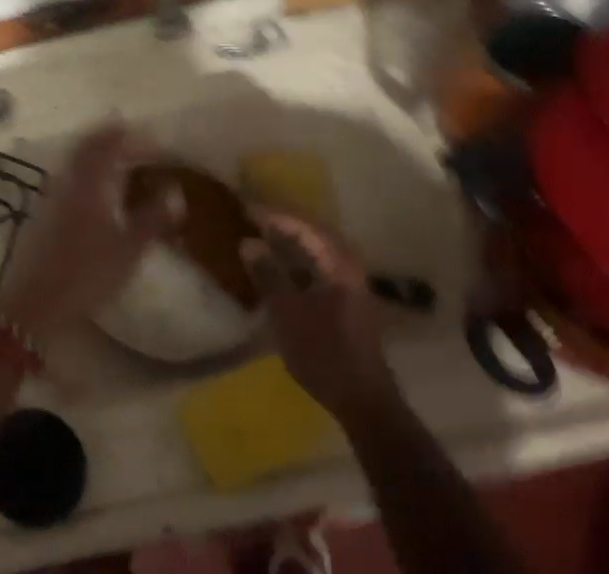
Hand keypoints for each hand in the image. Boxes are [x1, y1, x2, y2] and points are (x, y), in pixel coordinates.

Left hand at [0, 123, 179, 338]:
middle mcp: (67, 181)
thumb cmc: (87, 274)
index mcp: (90, 182)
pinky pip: (68, 179)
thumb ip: (154, 217)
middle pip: (88, 147)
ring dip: (97, 156)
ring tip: (121, 165)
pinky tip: (98, 194)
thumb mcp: (129, 248)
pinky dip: (86, 175)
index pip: (109, 144)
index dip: (131, 137)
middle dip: (112, 140)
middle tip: (136, 143)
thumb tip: (176, 190)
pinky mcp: (43, 213)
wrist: (35, 302)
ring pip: (75, 162)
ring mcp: (51, 196)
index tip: (153, 139)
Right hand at [239, 208, 399, 420]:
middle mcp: (349, 269)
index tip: (246, 208)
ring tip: (259, 238)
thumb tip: (249, 242)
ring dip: (289, 243)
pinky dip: (296, 262)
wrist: (362, 399)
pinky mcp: (346, 304)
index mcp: (340, 265)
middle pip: (314, 234)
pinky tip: (277, 269)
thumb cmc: (324, 352)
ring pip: (317, 252)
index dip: (275, 215)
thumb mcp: (288, 312)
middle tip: (251, 218)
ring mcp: (350, 287)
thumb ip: (268, 274)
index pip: (306, 226)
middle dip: (283, 224)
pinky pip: (317, 269)